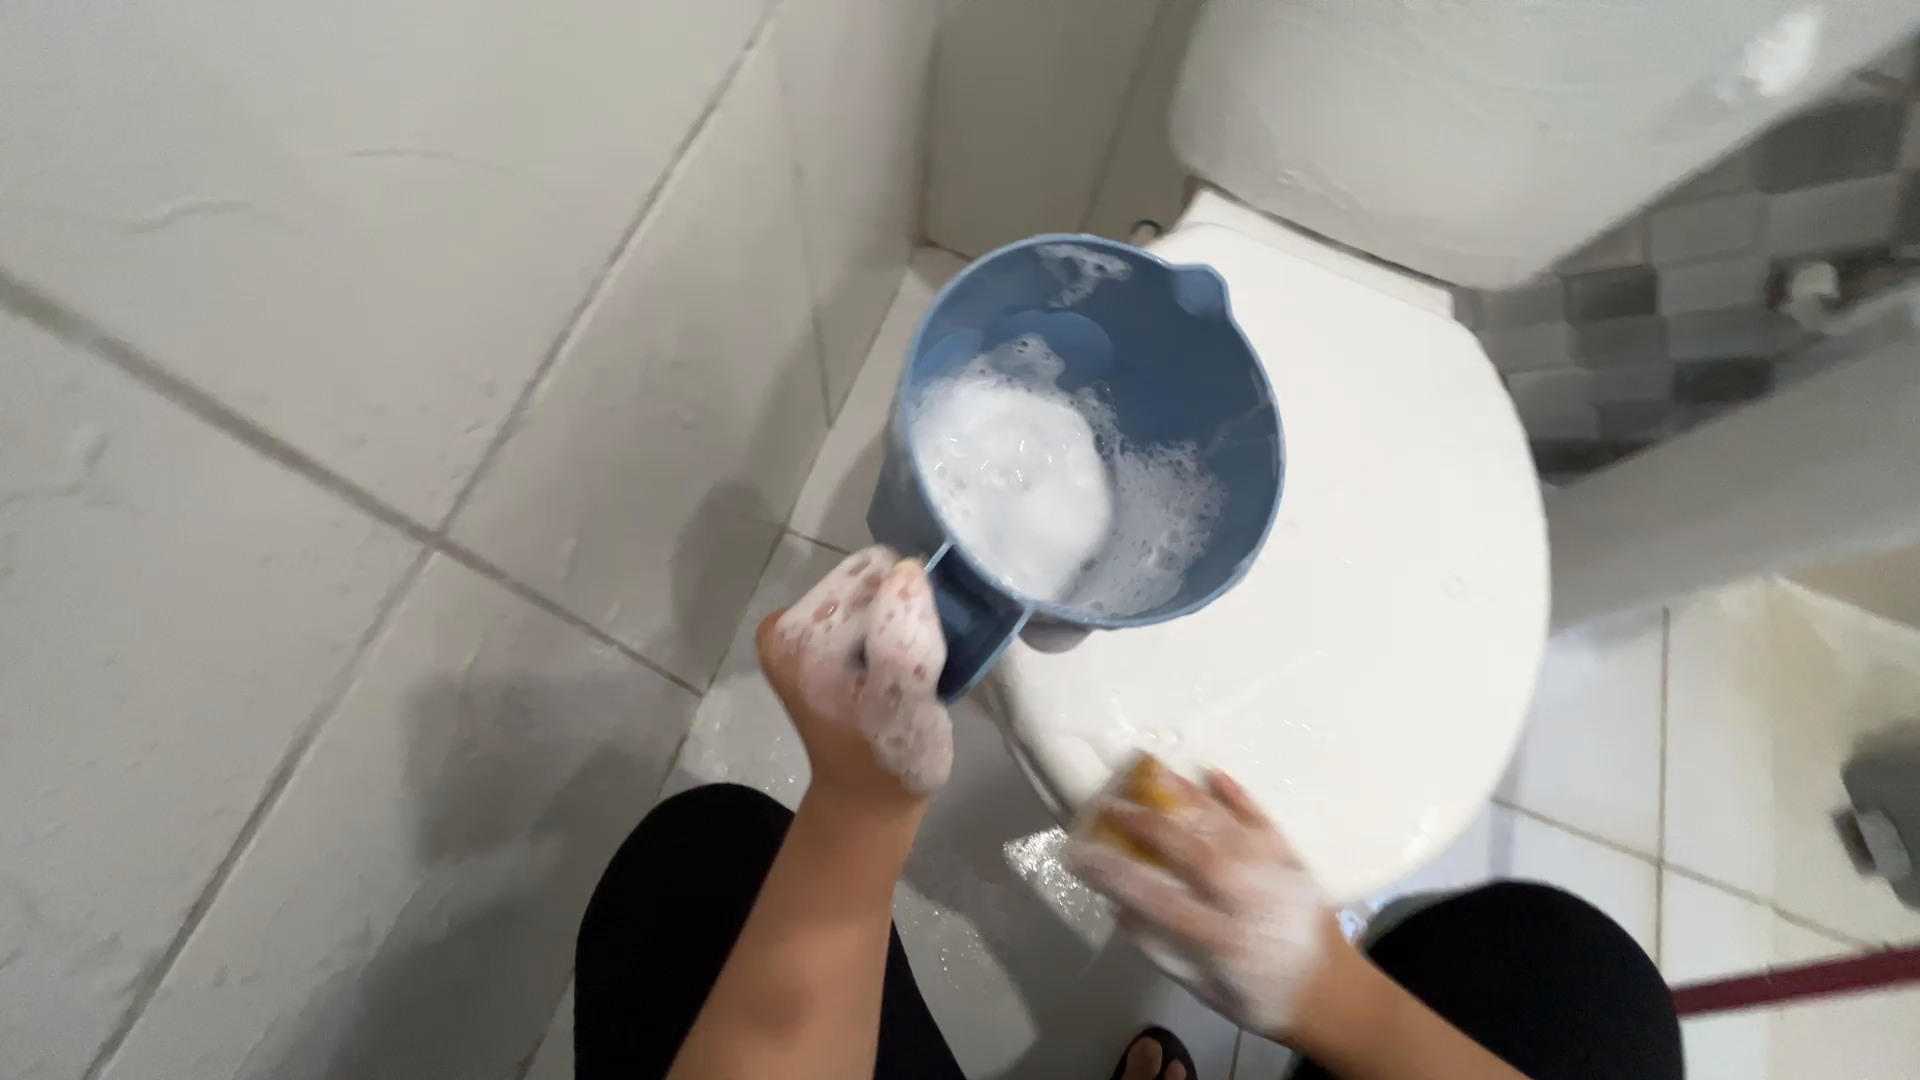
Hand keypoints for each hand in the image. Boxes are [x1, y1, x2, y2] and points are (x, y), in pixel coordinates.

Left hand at [757, 546, 952, 803]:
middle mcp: (785, 623)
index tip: (921, 653)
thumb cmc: (893, 758)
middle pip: (867, 576)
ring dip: (897, 616)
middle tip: (913, 665)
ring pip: (867, 585)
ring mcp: (791, 628)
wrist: (866, 794)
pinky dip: (884, 620)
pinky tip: (888, 659)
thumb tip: (907, 572)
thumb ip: (905, 644)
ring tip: (903, 665)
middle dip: (902, 608)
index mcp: (797, 637)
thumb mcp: (907, 707)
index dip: (913, 606)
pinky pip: (860, 601)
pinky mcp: (803, 635)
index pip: (876, 577)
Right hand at [1069, 768, 1348, 1039]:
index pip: (1158, 900)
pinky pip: (1260, 818)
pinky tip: (1211, 773)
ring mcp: (1271, 871)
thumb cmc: (1260, 995)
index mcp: (1222, 939)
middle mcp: (1245, 900)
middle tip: (1111, 803)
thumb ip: (1162, 950)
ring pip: (1223, 826)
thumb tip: (1120, 909)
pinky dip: (1237, 794)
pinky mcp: (1290, 856)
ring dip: (1185, 797)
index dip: (1116, 875)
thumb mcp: (1206, 990)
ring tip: (1151, 771)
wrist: (1335, 994)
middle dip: (1147, 825)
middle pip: (1191, 851)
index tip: (1083, 854)